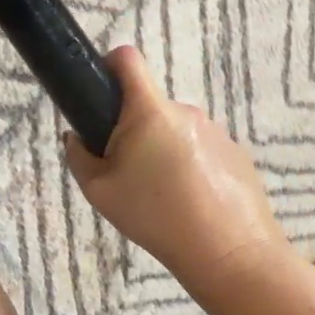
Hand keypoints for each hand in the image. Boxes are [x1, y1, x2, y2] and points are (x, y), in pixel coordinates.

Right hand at [63, 47, 288, 294]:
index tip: (99, 93)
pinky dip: (188, 165)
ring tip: (160, 192)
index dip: (108, 66)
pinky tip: (189, 200)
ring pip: (173, 128)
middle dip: (132, 128)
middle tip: (125, 170)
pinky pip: (200, 147)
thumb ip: (78, 156)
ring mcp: (216, 131)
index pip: (127, 59)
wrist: (230, 254)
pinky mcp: (237, 153)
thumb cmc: (155, 217)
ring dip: (161, 148)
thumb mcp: (98, 191)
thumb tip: (77, 137)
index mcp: (149, 112)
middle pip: (148, 104)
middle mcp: (185, 111)